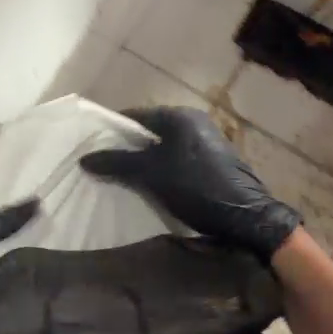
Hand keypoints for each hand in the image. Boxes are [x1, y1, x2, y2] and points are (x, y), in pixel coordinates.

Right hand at [80, 106, 299, 259]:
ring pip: (163, 146)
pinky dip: (160, 167)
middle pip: (149, 130)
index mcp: (179, 116)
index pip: (135, 115)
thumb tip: (85, 158)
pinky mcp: (212, 160)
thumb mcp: (151, 174)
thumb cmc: (196, 186)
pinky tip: (149, 182)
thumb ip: (117, 162)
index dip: (112, 130)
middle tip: (104, 162)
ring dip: (143, 159)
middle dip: (127, 146)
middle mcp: (193, 122)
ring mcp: (205, 141)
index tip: (94, 145)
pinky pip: (176, 158)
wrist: (247, 218)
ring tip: (122, 175)